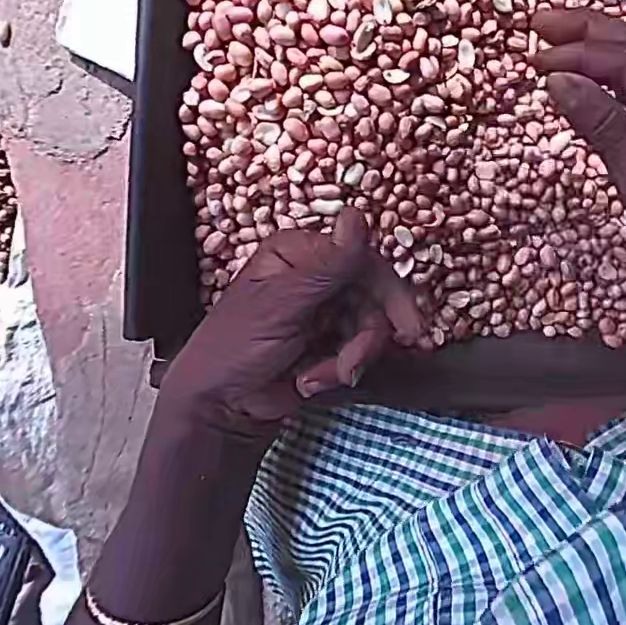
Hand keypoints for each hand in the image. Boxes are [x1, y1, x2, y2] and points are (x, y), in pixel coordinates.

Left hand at [161, 208, 423, 437]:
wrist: (217, 410)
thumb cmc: (234, 348)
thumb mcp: (282, 305)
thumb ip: (326, 265)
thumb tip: (357, 214)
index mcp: (298, 253)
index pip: (360, 259)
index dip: (388, 290)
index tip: (408, 325)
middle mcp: (316, 275)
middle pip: (372, 295)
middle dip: (365, 335)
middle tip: (356, 365)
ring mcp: (324, 309)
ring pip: (369, 326)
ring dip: (350, 357)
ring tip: (318, 378)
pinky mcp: (329, 341)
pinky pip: (358, 350)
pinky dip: (339, 370)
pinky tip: (309, 383)